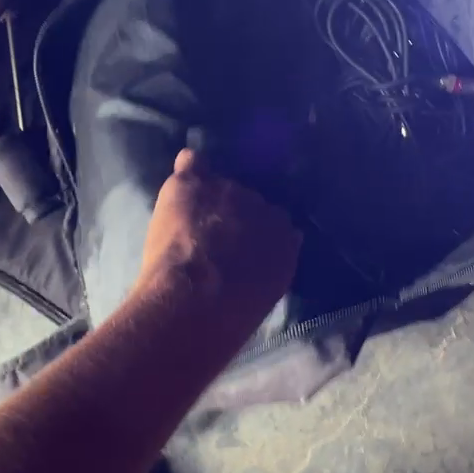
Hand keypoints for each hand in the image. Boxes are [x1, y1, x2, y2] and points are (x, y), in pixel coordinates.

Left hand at [137, 149, 301, 322]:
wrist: (199, 299)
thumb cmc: (235, 309)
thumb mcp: (273, 285)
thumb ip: (280, 257)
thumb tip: (290, 239)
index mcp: (284, 232)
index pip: (275, 220)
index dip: (256, 230)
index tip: (244, 243)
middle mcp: (261, 204)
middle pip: (248, 199)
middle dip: (234, 212)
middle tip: (214, 234)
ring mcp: (227, 191)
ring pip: (219, 185)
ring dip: (209, 197)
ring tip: (191, 218)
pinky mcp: (193, 184)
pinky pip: (192, 163)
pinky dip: (187, 169)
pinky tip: (184, 173)